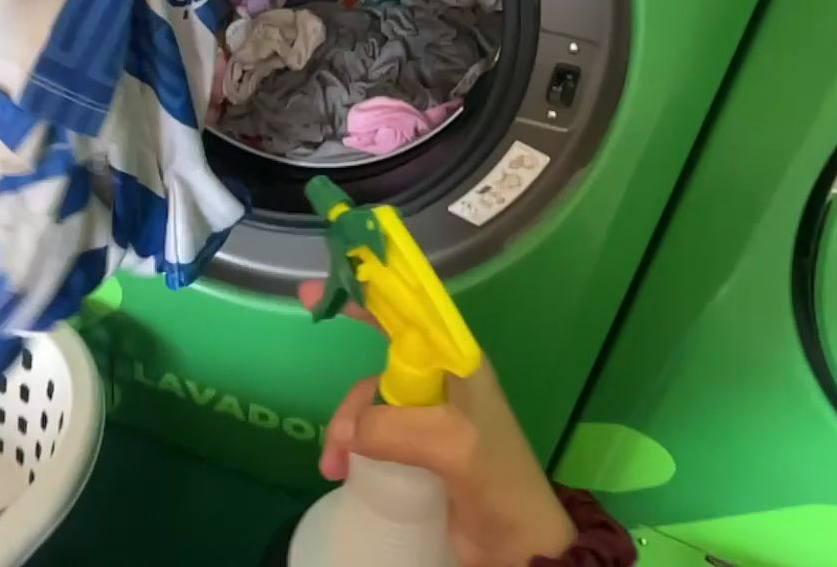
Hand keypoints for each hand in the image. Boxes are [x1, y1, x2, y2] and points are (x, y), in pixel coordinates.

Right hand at [299, 281, 575, 566]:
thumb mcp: (451, 444)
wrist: (518, 546)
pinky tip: (341, 471)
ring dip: (347, 431)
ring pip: (370, 404)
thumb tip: (346, 432)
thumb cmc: (496, 478)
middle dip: (351, 398)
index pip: (406, 312)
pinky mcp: (416, 447)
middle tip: (334, 435)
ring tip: (336, 467)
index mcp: (455, 359)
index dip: (365, 296)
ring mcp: (427, 414)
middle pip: (378, 365)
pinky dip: (351, 448)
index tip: (317, 294)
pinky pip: (371, 432)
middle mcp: (439, 379)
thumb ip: (395, 428)